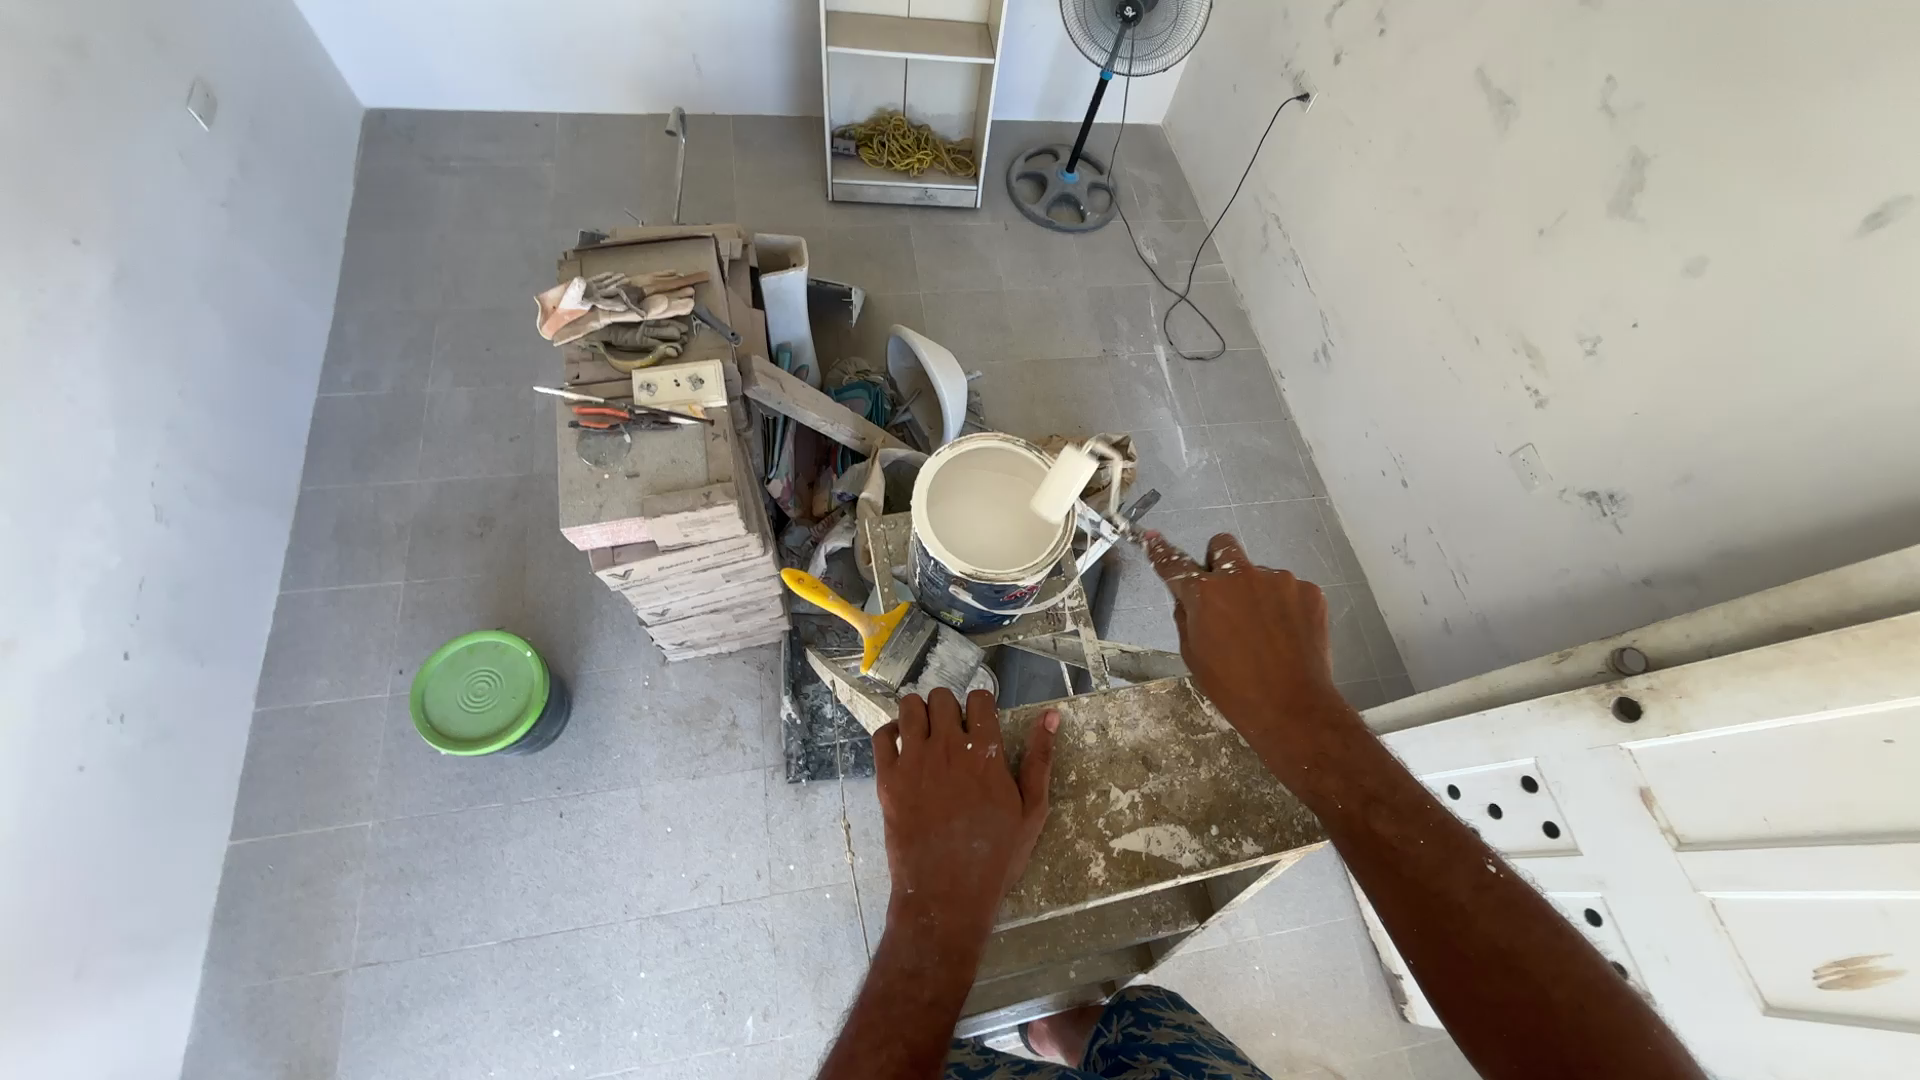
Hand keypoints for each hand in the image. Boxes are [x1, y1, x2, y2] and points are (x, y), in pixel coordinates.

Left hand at [872, 688, 1057, 940]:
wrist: (946, 894)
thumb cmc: (996, 856)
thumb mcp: (1031, 810)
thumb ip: (1040, 759)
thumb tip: (1051, 715)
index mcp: (984, 752)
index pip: (979, 698)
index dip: (981, 705)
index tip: (980, 722)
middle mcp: (946, 747)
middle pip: (941, 697)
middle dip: (948, 707)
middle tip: (951, 731)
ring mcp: (914, 761)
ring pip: (909, 707)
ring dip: (919, 713)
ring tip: (925, 734)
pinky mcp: (888, 778)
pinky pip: (881, 736)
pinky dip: (890, 734)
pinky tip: (901, 748)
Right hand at [1146, 530, 1359, 752]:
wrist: (1292, 707)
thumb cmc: (1232, 687)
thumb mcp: (1193, 654)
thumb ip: (1187, 617)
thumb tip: (1189, 598)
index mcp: (1205, 594)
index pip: (1175, 565)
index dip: (1161, 553)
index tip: (1153, 539)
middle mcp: (1241, 577)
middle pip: (1223, 546)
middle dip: (1219, 562)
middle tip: (1225, 594)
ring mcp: (1279, 580)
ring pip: (1259, 575)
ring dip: (1256, 593)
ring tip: (1265, 633)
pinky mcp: (1309, 591)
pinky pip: (1289, 591)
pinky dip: (1285, 607)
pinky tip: (1287, 636)